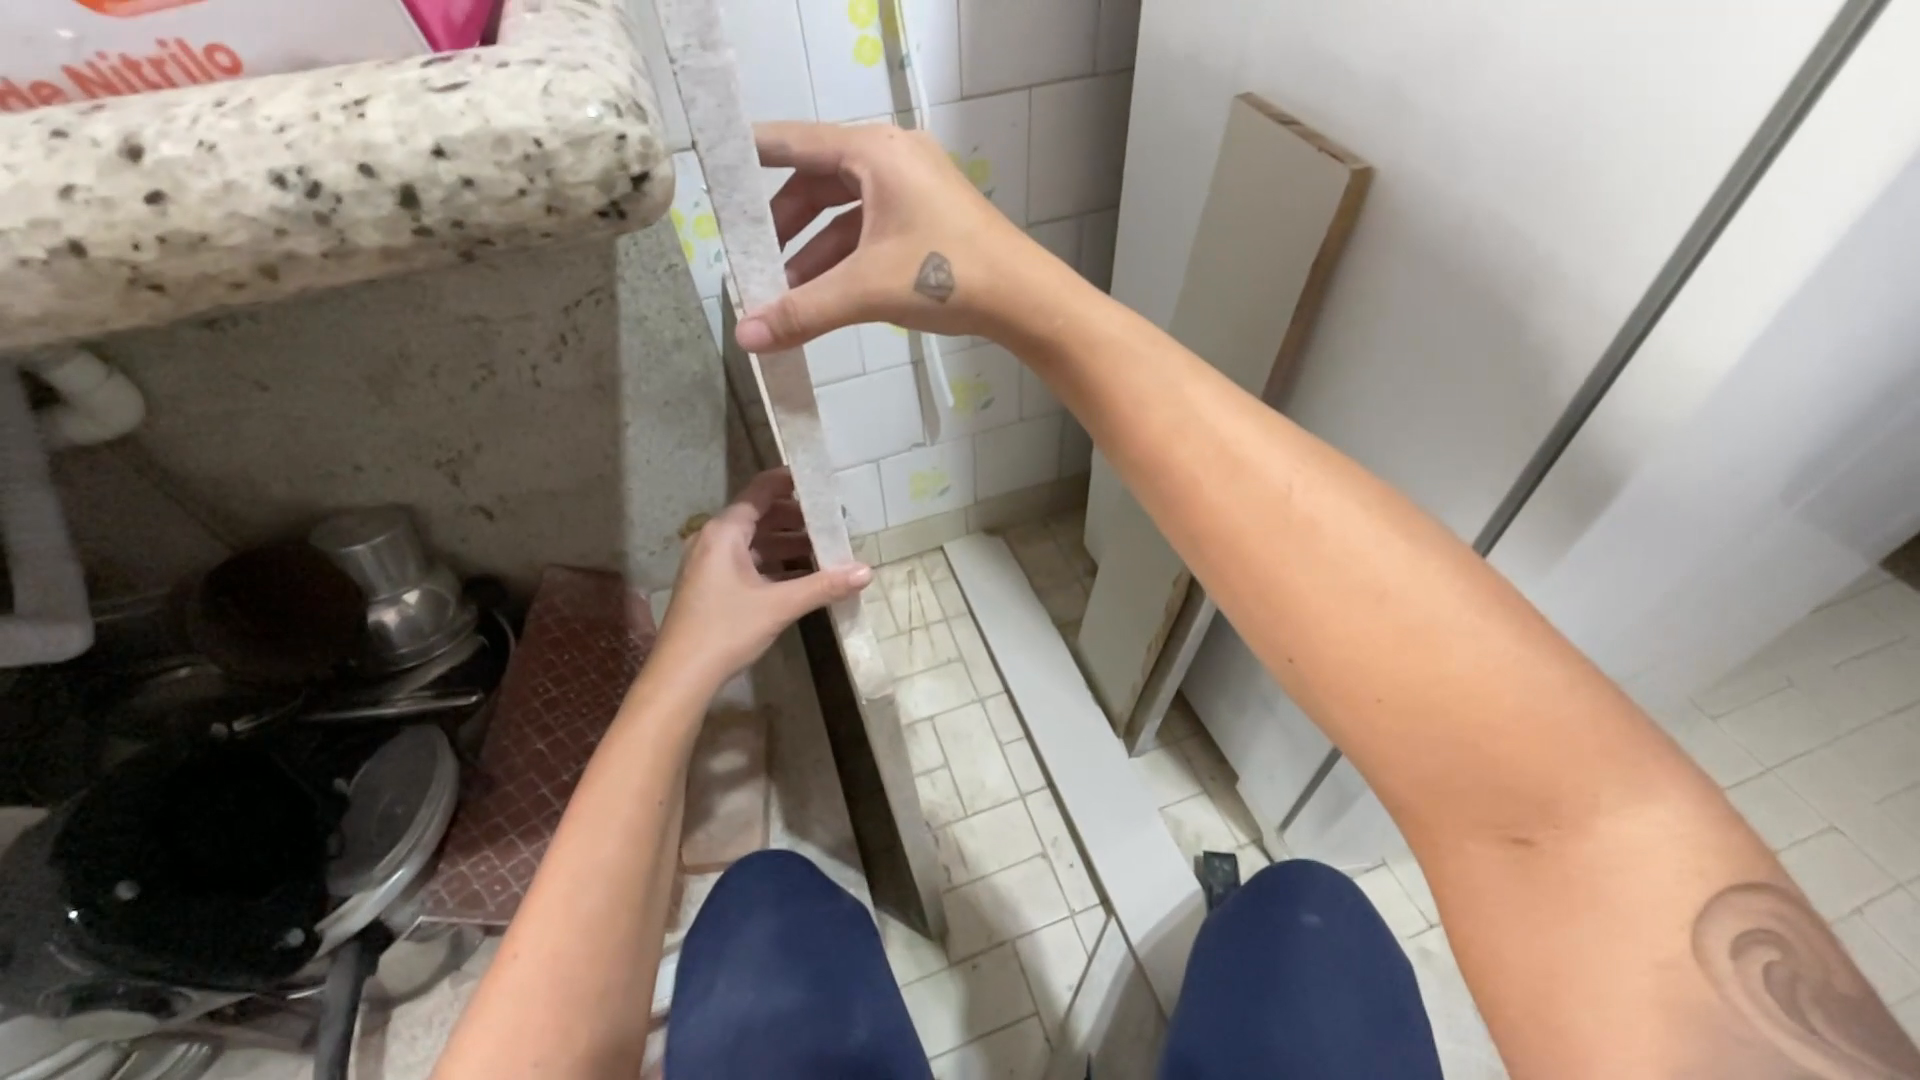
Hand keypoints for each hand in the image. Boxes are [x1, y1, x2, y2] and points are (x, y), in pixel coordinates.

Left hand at [652, 468, 872, 688]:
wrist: (681, 676)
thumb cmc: (726, 630)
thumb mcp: (779, 605)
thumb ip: (823, 585)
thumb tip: (866, 571)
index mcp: (724, 533)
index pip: (760, 491)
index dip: (790, 482)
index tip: (820, 482)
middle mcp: (713, 540)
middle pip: (759, 516)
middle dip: (796, 517)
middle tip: (833, 522)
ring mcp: (709, 564)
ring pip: (755, 542)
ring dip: (787, 543)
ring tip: (825, 548)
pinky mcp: (711, 586)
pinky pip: (748, 562)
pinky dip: (774, 563)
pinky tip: (801, 576)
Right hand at [736, 121, 1068, 352]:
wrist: (1024, 299)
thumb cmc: (948, 275)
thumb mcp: (867, 289)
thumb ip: (803, 311)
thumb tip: (746, 338)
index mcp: (875, 153)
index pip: (795, 143)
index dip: (751, 157)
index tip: (715, 171)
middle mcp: (892, 159)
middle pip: (817, 182)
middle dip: (783, 225)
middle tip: (753, 260)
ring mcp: (912, 189)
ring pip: (843, 213)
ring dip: (812, 250)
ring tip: (783, 291)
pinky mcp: (925, 218)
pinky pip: (867, 230)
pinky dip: (842, 258)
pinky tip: (822, 293)